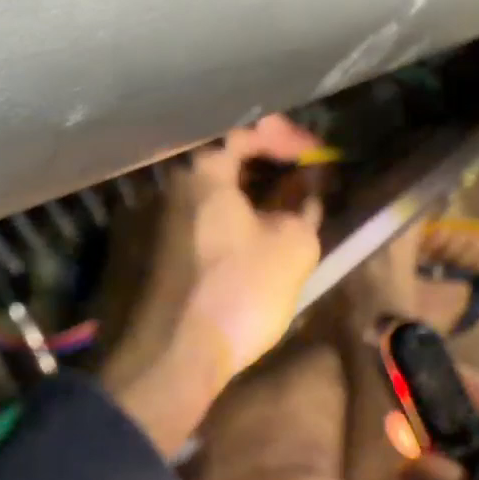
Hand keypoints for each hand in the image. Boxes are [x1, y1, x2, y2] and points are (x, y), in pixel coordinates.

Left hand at [100, 115, 324, 457]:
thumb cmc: (239, 290)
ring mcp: (159, 207)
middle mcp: (172, 179)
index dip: (288, 137)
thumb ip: (303, 204)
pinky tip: (259, 223)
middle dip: (269, 158)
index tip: (320, 155)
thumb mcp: (291, 245)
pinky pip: (201, 205)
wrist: (176, 348)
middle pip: (224, 152)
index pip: (245, 131)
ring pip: (212, 181)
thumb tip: (308, 184)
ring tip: (291, 198)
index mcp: (200, 169)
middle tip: (308, 172)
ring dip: (252, 184)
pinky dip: (233, 205)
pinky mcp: (158, 236)